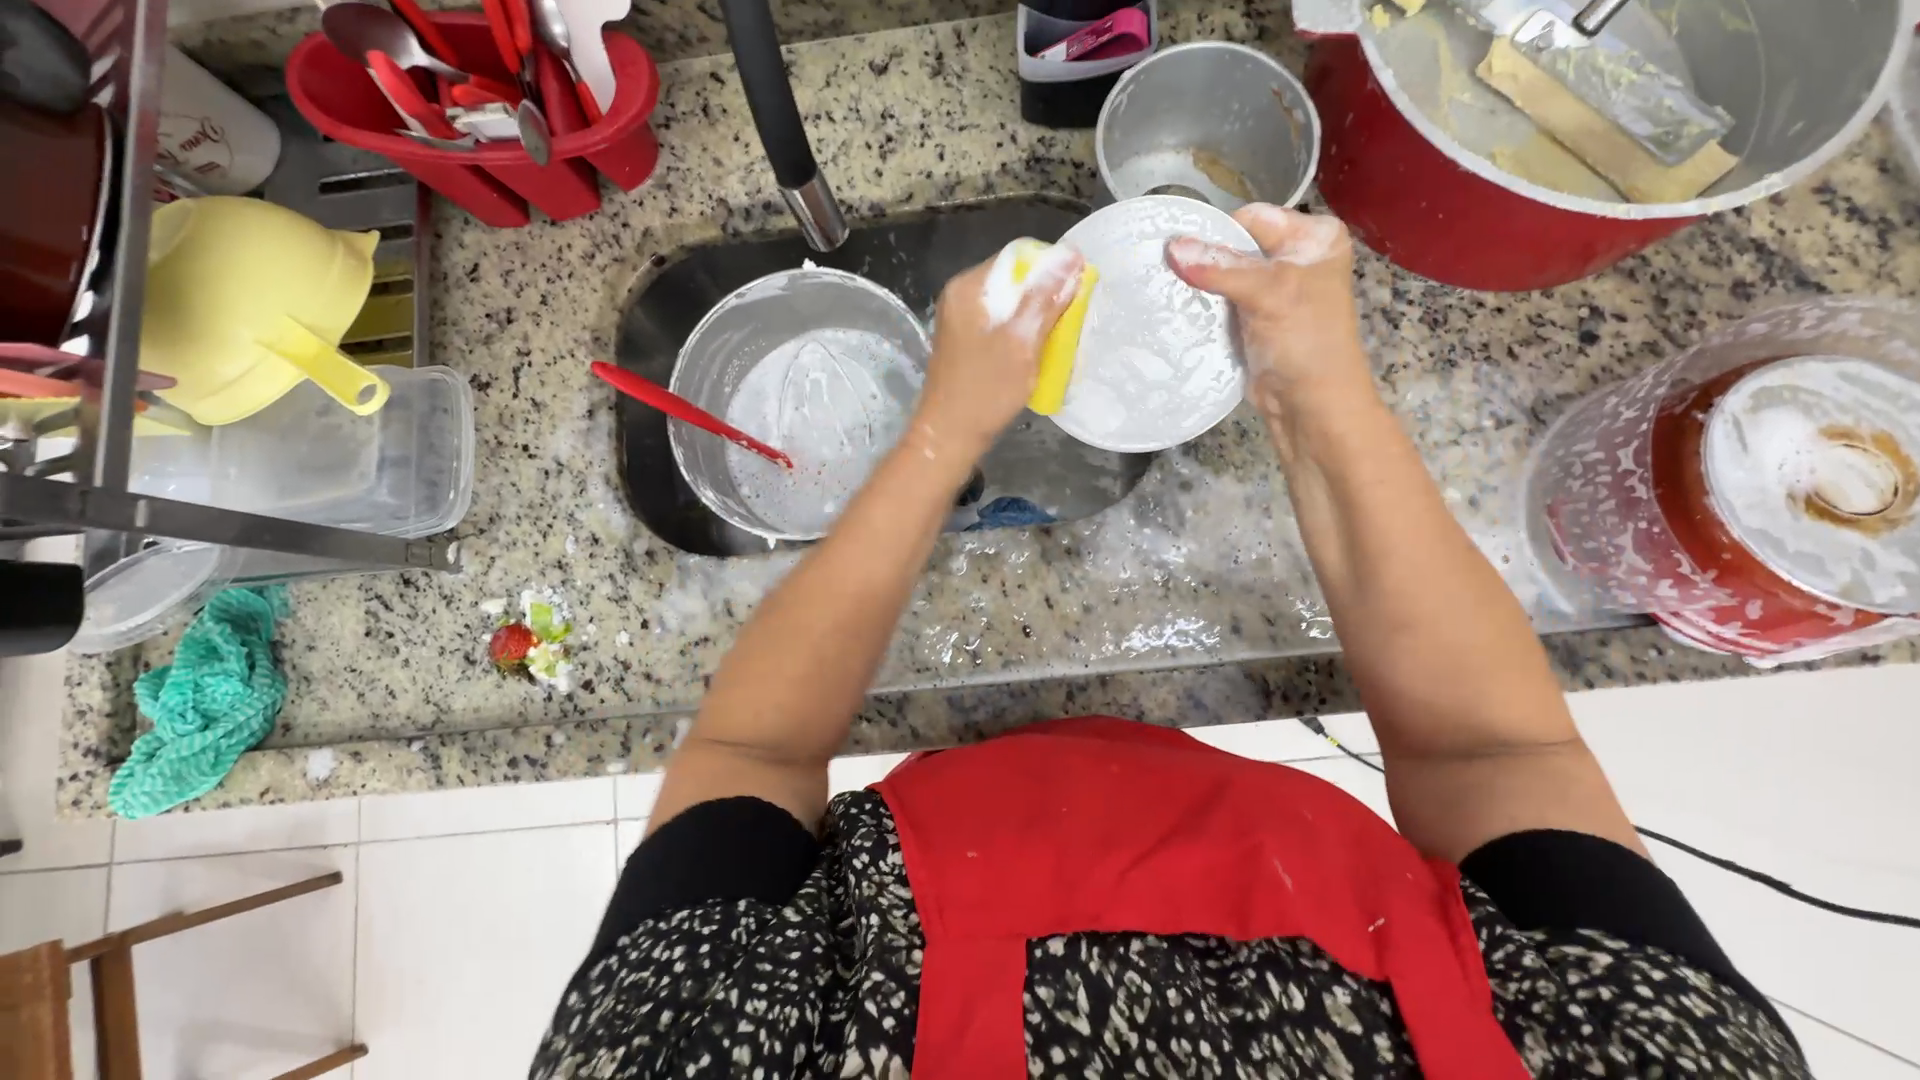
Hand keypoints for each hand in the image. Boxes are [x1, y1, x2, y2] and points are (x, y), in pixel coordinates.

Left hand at [911, 240, 1084, 463]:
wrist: (949, 437)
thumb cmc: (985, 390)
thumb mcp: (1021, 341)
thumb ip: (1045, 297)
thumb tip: (1071, 255)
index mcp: (968, 288)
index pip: (1018, 256)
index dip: (1052, 267)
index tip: (1078, 288)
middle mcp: (961, 297)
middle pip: (1015, 280)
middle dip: (1046, 295)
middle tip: (1073, 317)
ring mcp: (962, 322)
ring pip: (1011, 305)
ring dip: (1037, 318)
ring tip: (1060, 336)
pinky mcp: (967, 343)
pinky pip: (1002, 326)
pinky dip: (1023, 334)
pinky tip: (1039, 352)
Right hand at [1165, 205, 1372, 417]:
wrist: (1311, 404)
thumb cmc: (1305, 340)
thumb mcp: (1268, 293)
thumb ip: (1220, 268)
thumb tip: (1172, 246)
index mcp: (1313, 237)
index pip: (1253, 219)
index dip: (1219, 233)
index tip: (1181, 250)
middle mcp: (1294, 258)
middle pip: (1235, 245)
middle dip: (1204, 259)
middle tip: (1166, 270)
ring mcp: (1271, 291)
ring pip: (1222, 275)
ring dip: (1198, 285)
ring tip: (1167, 289)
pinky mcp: (1251, 320)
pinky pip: (1219, 302)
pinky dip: (1201, 307)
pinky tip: (1179, 309)